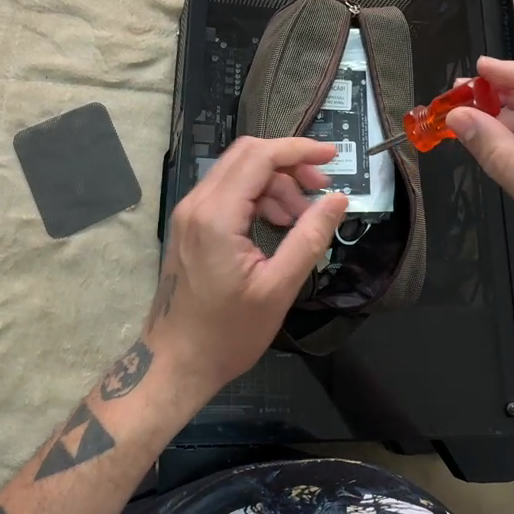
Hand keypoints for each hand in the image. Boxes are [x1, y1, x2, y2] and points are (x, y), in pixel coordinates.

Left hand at [144, 137, 349, 397]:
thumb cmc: (228, 333)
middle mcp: (197, 203)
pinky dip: (258, 199)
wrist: (175, 364)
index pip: (259, 156)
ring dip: (276, 185)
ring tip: (302, 218)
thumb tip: (338, 200)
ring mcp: (190, 213)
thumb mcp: (278, 288)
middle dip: (290, 164)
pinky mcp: (190, 225)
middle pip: (247, 155)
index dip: (299, 149)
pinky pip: (228, 193)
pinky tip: (278, 225)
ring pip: (239, 173)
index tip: (332, 156)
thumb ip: (309, 238)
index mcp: (217, 215)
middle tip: (322, 190)